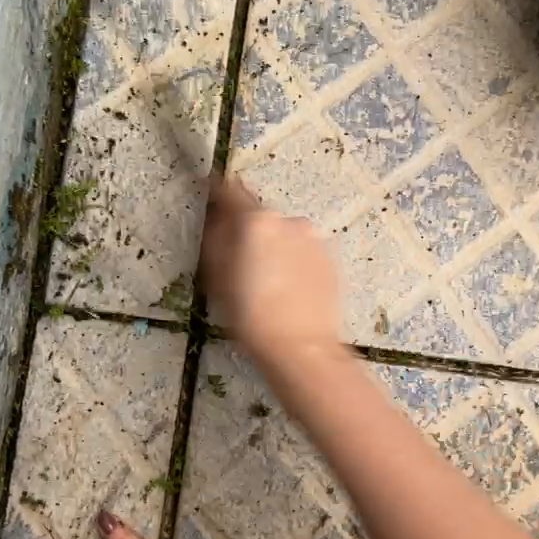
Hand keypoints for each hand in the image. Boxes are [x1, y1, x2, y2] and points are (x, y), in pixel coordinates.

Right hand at [200, 178, 343, 365]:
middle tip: (237, 264)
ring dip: (272, 249)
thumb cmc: (251, 315)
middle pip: (259, 217)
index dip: (215, 192)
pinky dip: (294, 263)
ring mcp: (315, 240)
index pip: (229, 190)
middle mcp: (290, 221)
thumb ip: (214, 235)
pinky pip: (304, 253)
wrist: (300, 348)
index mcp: (257, 221)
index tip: (207, 191)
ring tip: (266, 284)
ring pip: (284, 236)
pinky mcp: (331, 260)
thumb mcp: (217, 276)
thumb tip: (214, 214)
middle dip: (247, 232)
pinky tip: (287, 290)